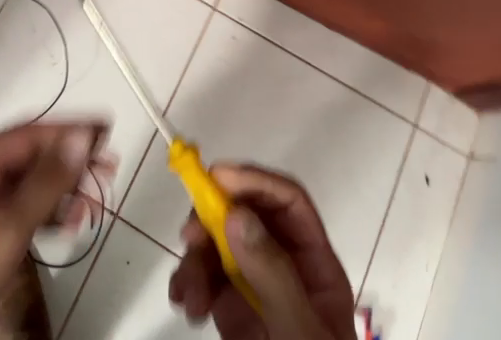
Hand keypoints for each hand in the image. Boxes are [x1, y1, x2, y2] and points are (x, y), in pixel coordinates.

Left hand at [0, 121, 109, 339]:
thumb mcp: (6, 228)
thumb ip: (45, 183)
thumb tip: (78, 139)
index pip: (27, 135)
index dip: (67, 130)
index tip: (104, 132)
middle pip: (31, 158)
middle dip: (70, 162)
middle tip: (108, 167)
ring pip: (32, 186)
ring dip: (65, 190)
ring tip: (96, 201)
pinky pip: (27, 213)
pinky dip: (51, 215)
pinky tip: (72, 224)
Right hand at [168, 164, 357, 339]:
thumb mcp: (300, 333)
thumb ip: (272, 274)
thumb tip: (237, 215)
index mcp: (316, 266)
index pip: (287, 204)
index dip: (253, 181)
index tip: (215, 177)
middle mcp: (284, 268)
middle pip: (244, 216)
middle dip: (211, 222)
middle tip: (189, 238)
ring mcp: (255, 289)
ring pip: (217, 246)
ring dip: (194, 261)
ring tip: (188, 297)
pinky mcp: (232, 313)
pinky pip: (204, 279)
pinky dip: (188, 283)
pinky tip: (185, 303)